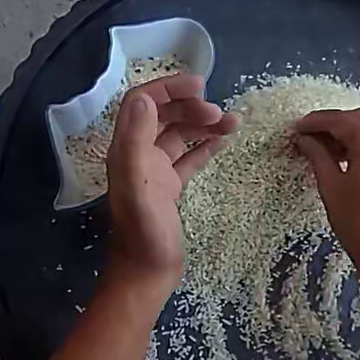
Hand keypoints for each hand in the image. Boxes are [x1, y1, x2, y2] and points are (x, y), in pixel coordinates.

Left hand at [105, 74, 237, 295]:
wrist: (147, 273)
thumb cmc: (145, 233)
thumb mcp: (138, 184)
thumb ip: (136, 141)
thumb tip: (145, 98)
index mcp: (127, 150)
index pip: (143, 103)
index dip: (168, 88)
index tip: (200, 85)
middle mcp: (138, 155)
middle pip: (163, 116)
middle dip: (191, 107)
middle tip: (220, 113)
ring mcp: (154, 171)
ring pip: (179, 135)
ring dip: (203, 124)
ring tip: (233, 123)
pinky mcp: (169, 187)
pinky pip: (188, 158)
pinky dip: (204, 145)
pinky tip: (223, 140)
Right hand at [292, 109, 359, 283]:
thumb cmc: (358, 222)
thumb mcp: (331, 187)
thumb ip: (318, 156)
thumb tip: (305, 139)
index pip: (341, 120)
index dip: (316, 122)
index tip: (296, 128)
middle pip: (359, 118)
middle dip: (332, 124)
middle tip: (307, 136)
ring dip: (347, 132)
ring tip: (322, 148)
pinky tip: (344, 156)